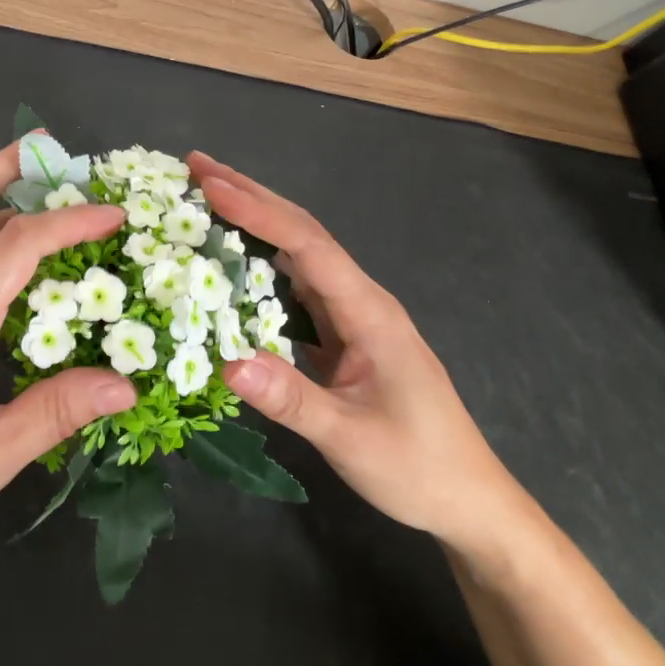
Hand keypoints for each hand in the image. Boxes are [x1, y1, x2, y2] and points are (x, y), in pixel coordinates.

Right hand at [190, 152, 529, 543]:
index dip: (258, 212)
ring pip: (300, 253)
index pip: (308, 245)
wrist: (467, 499)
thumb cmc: (416, 467)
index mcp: (369, 312)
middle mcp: (361, 300)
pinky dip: (261, 261)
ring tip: (205, 197)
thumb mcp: (349, 438)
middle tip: (197, 167)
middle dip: (251, 195)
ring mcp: (353, 316)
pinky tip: (232, 259)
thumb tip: (224, 362)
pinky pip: (296, 286)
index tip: (210, 187)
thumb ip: (290, 399)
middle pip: (303, 233)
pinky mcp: (344, 335)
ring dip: (254, 220)